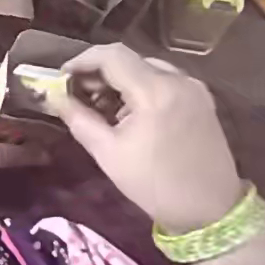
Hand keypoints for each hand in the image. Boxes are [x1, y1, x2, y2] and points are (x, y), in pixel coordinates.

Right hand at [49, 44, 242, 231]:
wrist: (209, 209)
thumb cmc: (154, 185)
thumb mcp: (108, 154)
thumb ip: (79, 119)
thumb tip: (55, 97)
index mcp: (155, 91)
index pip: (111, 56)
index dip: (81, 61)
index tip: (61, 78)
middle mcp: (178, 79)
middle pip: (129, 59)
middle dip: (98, 72)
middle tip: (75, 95)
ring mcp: (194, 87)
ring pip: (146, 68)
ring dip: (118, 81)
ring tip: (99, 106)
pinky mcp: (201, 98)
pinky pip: (163, 81)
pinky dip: (139, 88)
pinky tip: (127, 113)